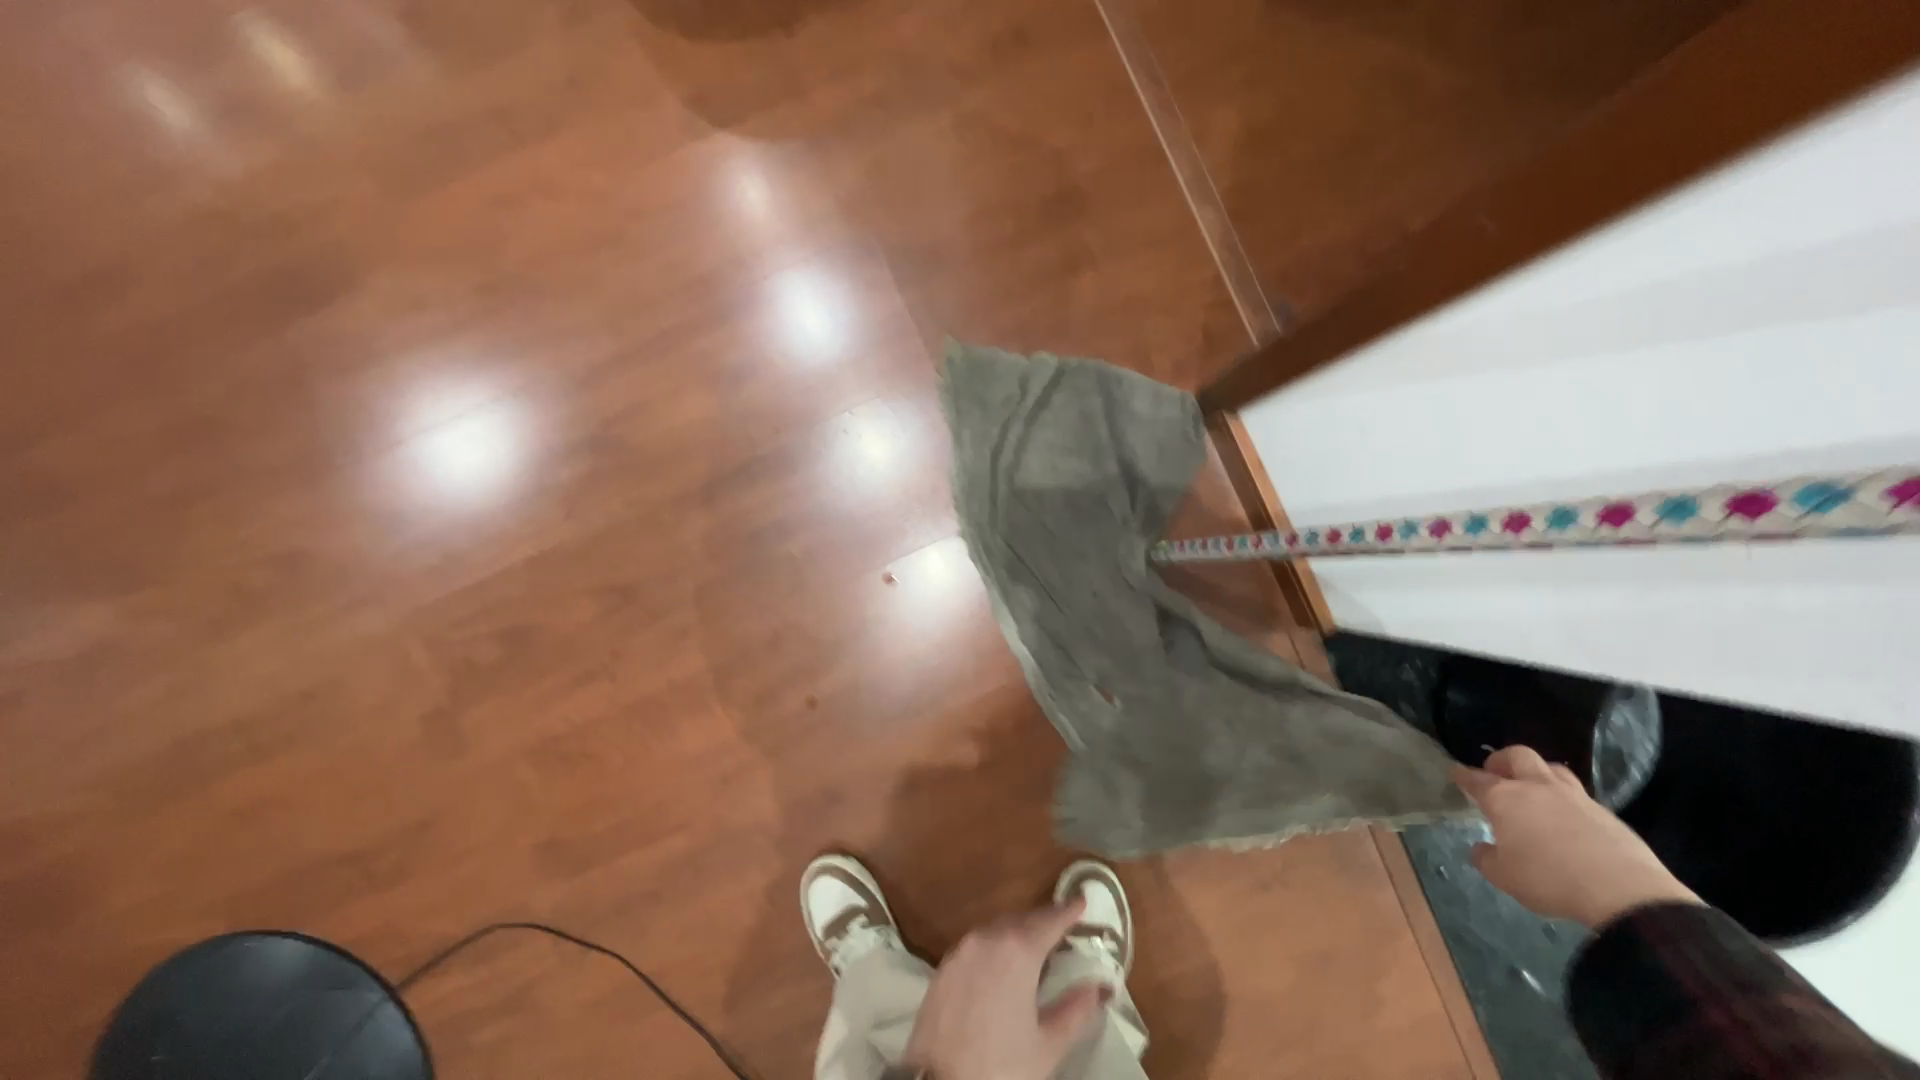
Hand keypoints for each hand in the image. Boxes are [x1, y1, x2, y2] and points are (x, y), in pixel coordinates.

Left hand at [904, 900, 1109, 1079]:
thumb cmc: (1000, 1065)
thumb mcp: (1047, 1044)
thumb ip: (1076, 1010)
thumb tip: (1099, 987)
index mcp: (1017, 950)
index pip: (1049, 920)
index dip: (1068, 910)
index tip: (1082, 900)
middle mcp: (987, 939)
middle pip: (1022, 919)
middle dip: (1044, 921)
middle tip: (1064, 928)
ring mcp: (962, 951)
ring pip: (997, 929)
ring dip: (1018, 932)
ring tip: (1037, 948)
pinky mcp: (944, 967)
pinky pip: (977, 944)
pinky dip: (996, 946)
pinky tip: (1003, 966)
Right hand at [1454, 745, 1701, 927]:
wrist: (1622, 890)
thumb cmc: (1549, 879)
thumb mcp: (1504, 877)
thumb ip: (1486, 858)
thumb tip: (1482, 848)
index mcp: (1505, 799)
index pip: (1476, 779)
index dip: (1462, 775)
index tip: (1454, 772)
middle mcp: (1537, 788)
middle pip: (1518, 756)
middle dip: (1502, 760)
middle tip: (1495, 773)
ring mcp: (1574, 796)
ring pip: (1552, 769)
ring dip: (1538, 774)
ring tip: (1533, 790)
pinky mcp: (1604, 812)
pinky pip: (1578, 795)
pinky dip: (1565, 799)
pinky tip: (1566, 819)